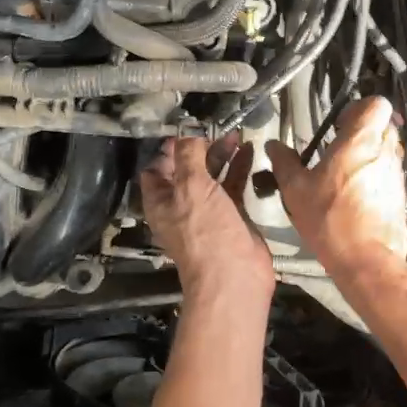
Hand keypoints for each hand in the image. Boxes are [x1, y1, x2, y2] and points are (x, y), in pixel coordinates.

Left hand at [140, 134, 273, 305]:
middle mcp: (181, 205)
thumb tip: (187, 135)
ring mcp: (207, 211)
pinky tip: (250, 150)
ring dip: (222, 155)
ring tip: (237, 135)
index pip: (156, 168)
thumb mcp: (191, 186)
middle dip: (201, 148)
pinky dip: (239, 169)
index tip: (187, 131)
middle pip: (187, 169)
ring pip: (212, 176)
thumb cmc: (206, 230)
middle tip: (218, 130)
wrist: (234, 275)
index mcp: (161, 201)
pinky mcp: (231, 216)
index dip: (169, 148)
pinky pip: (232, 186)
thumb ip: (188, 156)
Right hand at [266, 97, 406, 282]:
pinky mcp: (401, 194)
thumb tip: (273, 145)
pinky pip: (389, 173)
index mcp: (361, 141)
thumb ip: (284, 162)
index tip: (339, 124)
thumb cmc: (329, 219)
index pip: (377, 103)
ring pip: (387, 149)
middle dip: (363, 131)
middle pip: (383, 124)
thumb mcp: (296, 189)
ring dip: (369, 154)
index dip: (358, 108)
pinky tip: (355, 195)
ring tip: (344, 173)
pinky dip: (375, 176)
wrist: (366, 260)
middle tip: (338, 147)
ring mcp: (397, 173)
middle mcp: (385, 151)